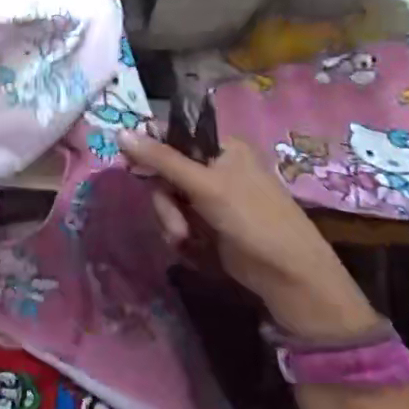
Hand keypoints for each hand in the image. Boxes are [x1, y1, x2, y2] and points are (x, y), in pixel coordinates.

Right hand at [119, 131, 381, 342]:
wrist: (289, 276)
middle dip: (164, 198)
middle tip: (174, 219)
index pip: (172, 135)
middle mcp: (215, 166)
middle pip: (165, 170)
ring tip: (183, 238)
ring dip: (169, 218)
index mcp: (221, 147)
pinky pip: (177, 216)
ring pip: (168, 196)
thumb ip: (161, 159)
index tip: (133, 166)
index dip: (150, 150)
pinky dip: (177, 230)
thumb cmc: (252, 219)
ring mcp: (211, 195)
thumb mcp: (204, 185)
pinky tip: (187, 244)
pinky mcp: (208, 222)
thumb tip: (120, 132)